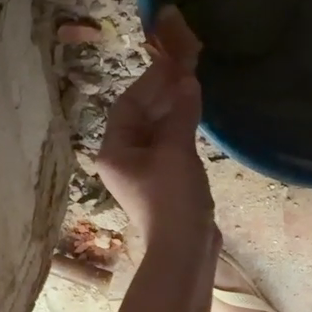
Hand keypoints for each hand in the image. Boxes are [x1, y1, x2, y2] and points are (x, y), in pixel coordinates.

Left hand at [95, 7, 212, 242]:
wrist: (184, 249)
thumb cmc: (173, 198)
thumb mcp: (177, 150)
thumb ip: (181, 112)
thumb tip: (188, 80)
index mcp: (114, 150)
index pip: (128, 104)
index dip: (151, 81)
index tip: (175, 63)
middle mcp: (122, 160)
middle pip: (140, 117)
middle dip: (163, 95)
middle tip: (188, 72)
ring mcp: (143, 174)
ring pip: (155, 132)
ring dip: (174, 112)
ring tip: (195, 90)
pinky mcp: (163, 185)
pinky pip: (168, 148)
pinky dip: (180, 132)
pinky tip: (197, 121)